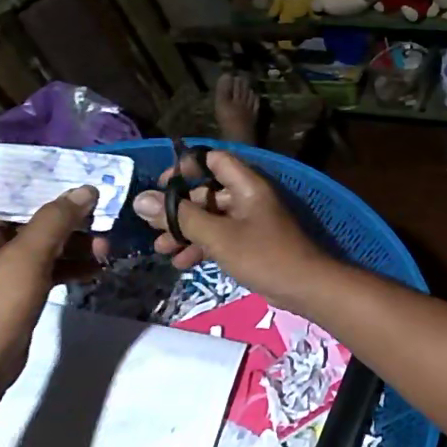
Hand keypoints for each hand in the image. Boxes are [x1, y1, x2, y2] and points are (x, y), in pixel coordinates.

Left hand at [0, 187, 105, 394]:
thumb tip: (86, 189)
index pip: (9, 198)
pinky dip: (67, 268)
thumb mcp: (24, 260)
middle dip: (69, 222)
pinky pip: (43, 272)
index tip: (88, 184)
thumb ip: (56, 221)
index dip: (48, 188)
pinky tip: (96, 270)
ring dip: (74, 246)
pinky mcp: (10, 298)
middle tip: (106, 221)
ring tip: (106, 251)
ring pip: (40, 248)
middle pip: (28, 223)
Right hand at [130, 151, 328, 303]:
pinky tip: (181, 263)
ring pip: (211, 217)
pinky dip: (201, 245)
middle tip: (152, 225)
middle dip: (179, 208)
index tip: (160, 184)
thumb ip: (181, 217)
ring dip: (186, 230)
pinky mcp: (251, 241)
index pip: (215, 159)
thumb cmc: (263, 255)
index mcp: (247, 185)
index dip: (187, 166)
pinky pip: (220, 236)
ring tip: (161, 249)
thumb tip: (141, 199)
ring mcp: (251, 220)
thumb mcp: (218, 236)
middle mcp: (249, 197)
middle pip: (207, 191)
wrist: (304, 286)